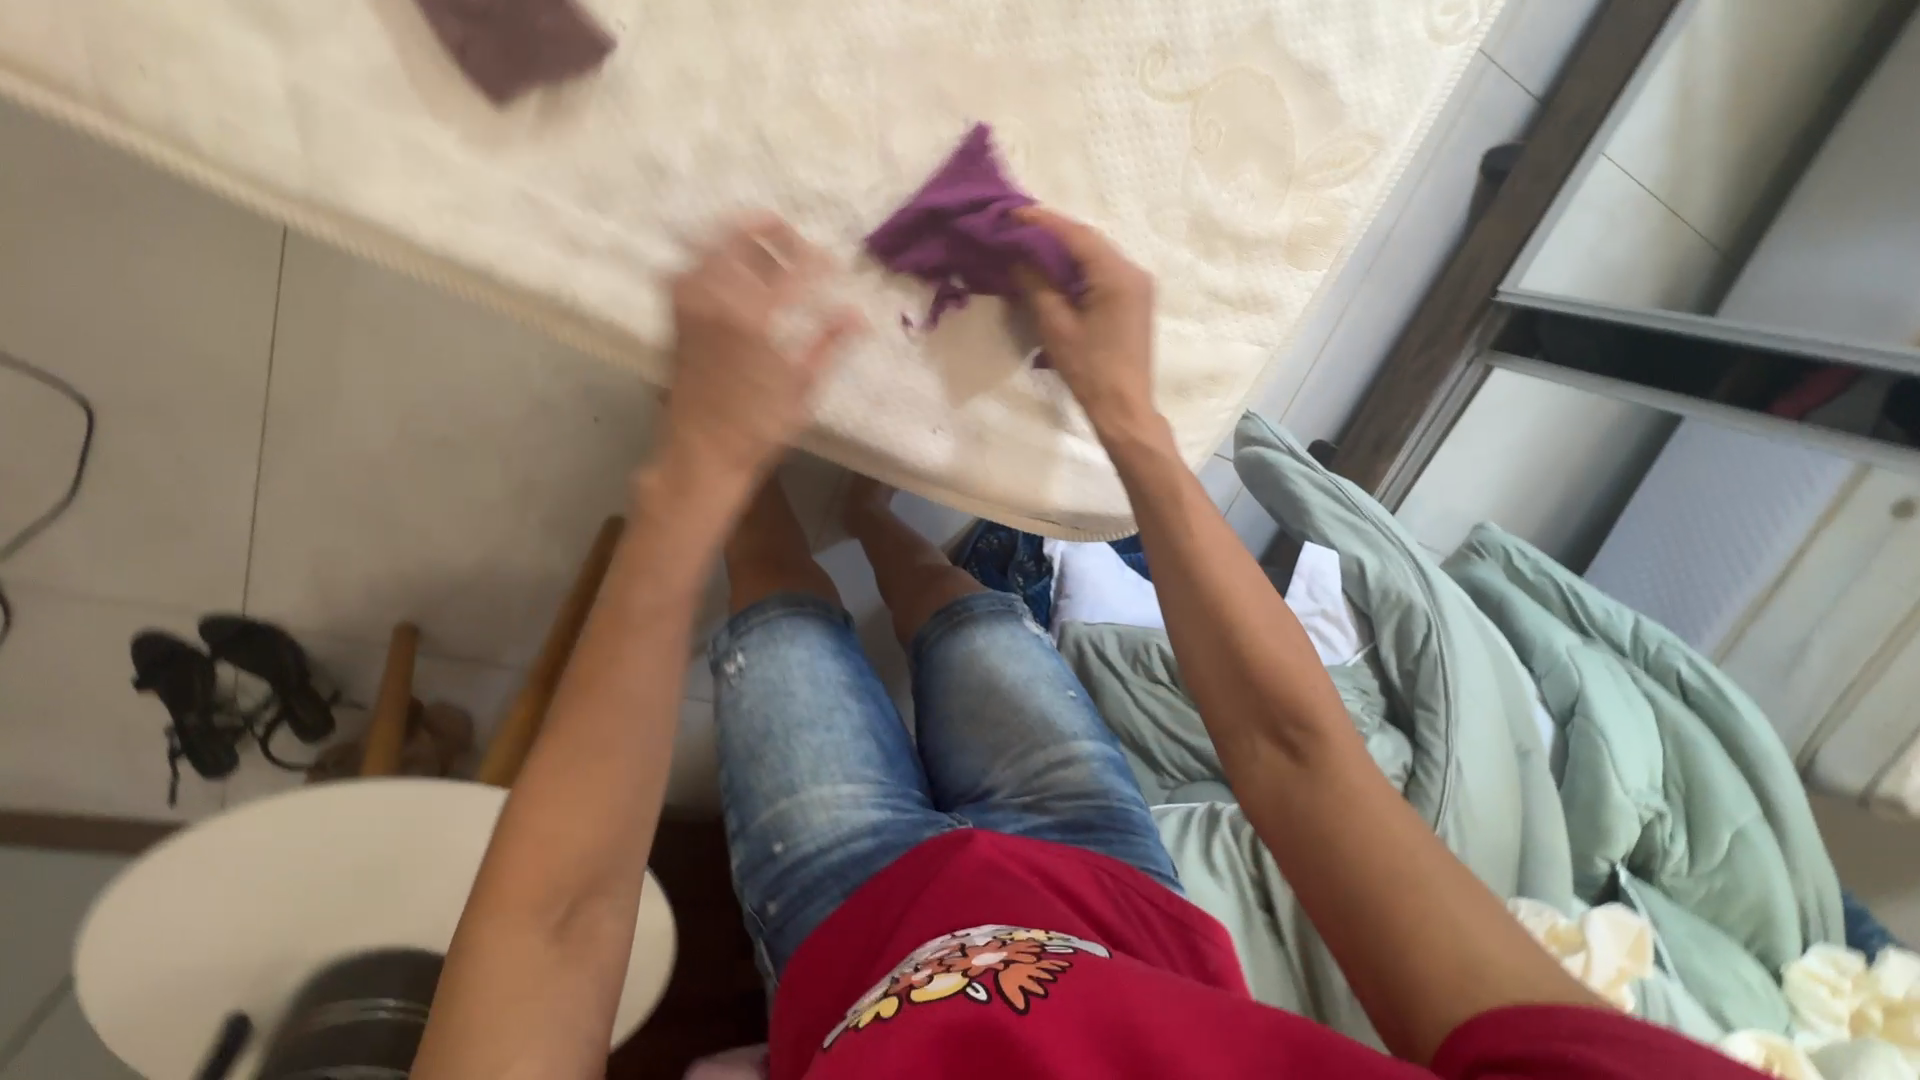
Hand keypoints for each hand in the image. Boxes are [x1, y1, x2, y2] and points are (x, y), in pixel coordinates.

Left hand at [659, 215, 864, 483]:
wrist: (700, 451)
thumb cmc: (757, 428)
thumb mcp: (802, 388)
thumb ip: (829, 343)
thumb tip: (858, 315)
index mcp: (756, 318)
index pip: (795, 269)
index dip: (818, 261)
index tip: (835, 264)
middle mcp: (718, 299)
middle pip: (747, 239)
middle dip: (778, 235)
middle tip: (800, 247)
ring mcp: (691, 302)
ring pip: (715, 244)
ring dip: (745, 240)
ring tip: (768, 252)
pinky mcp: (675, 313)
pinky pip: (692, 264)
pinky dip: (712, 256)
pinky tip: (731, 268)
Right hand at [1014, 207, 1157, 428]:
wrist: (1123, 406)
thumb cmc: (1089, 370)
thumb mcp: (1056, 326)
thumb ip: (1036, 284)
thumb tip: (1017, 256)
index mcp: (1117, 275)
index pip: (1076, 234)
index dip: (1042, 221)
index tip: (1011, 211)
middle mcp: (1133, 271)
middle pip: (1088, 240)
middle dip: (1052, 231)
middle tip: (1016, 226)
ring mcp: (1137, 286)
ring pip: (1095, 255)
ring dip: (1064, 248)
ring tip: (1029, 243)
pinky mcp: (1134, 300)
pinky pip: (1102, 272)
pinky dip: (1077, 266)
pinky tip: (1053, 269)